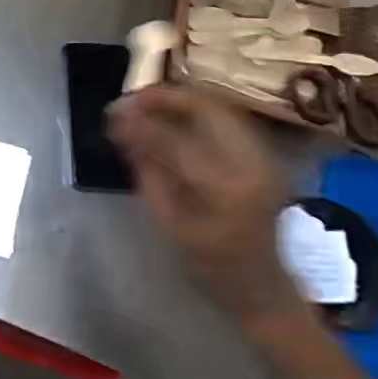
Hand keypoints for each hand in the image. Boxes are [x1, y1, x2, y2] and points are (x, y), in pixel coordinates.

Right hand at [109, 85, 304, 332]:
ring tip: (145, 103)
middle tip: (129, 99)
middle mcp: (252, 162)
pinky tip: (171, 115)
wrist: (260, 282)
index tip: (111, 112)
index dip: (140, 120)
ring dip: (178, 98)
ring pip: (217, 105)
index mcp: (226, 188)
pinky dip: (195, 109)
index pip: (175, 139)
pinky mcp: (266, 151)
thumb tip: (122, 127)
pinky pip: (226, 116)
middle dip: (162, 96)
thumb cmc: (208, 262)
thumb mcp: (167, 220)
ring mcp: (265, 154)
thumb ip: (146, 169)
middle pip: (205, 107)